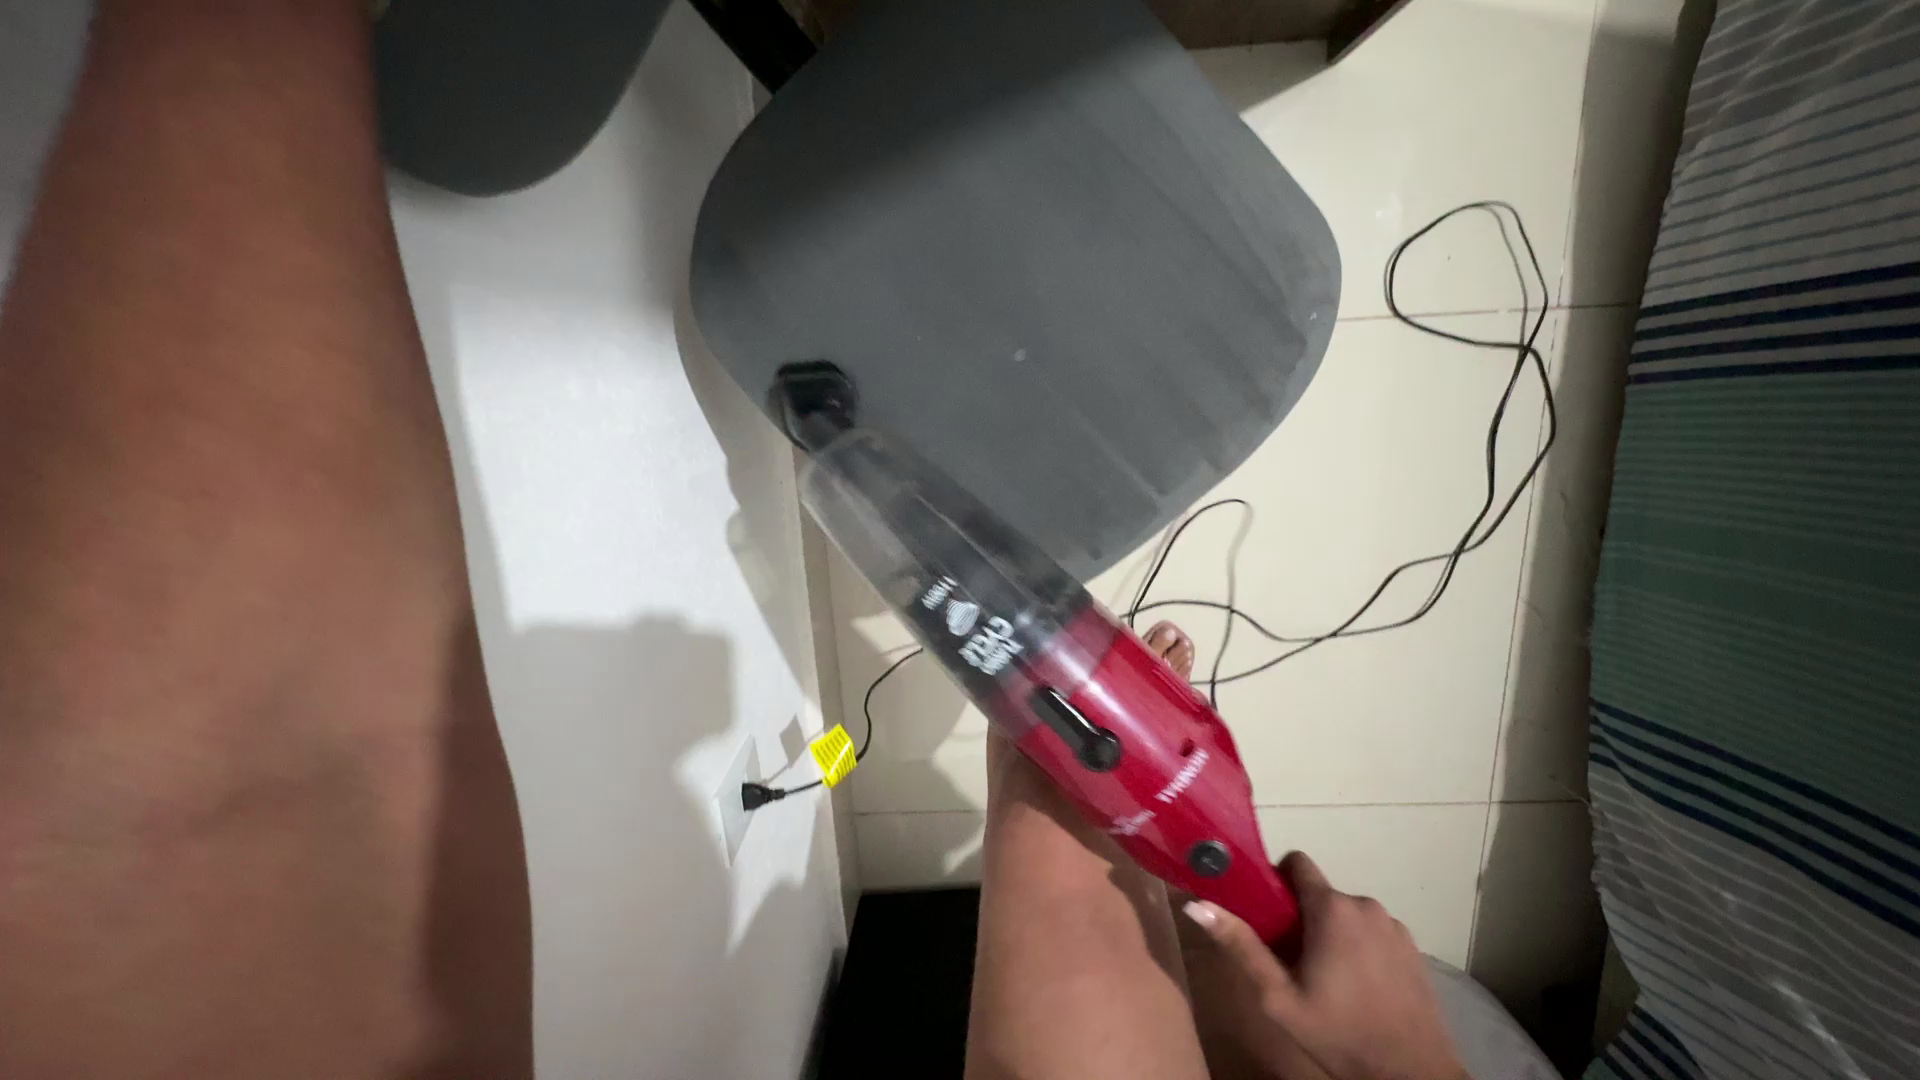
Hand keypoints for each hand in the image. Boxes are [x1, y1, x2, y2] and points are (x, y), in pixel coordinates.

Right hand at [1182, 853, 1465, 1079]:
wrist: (1413, 1077)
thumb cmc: (1339, 1034)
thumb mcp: (1278, 997)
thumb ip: (1239, 945)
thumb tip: (1195, 904)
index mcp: (1331, 908)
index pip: (1297, 862)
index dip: (1277, 880)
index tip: (1268, 912)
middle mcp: (1364, 904)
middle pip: (1320, 893)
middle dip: (1303, 915)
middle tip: (1291, 957)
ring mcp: (1394, 925)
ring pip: (1347, 912)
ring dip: (1332, 930)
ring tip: (1327, 976)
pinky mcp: (1413, 947)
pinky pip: (1373, 930)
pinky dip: (1360, 946)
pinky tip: (1358, 984)